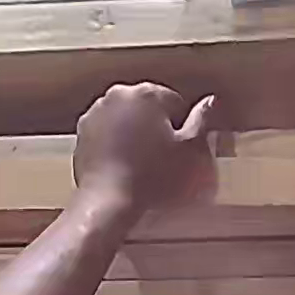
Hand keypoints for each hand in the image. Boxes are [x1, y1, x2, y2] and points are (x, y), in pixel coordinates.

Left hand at [73, 83, 217, 213]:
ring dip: (135, 135)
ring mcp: (96, 113)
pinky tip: (124, 167)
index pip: (175, 103)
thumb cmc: (155, 177)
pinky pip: (107, 134)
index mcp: (148, 94)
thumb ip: (202, 121)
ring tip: (142, 165)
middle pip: (148, 108)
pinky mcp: (83, 133)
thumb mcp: (190, 151)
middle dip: (156, 128)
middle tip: (162, 159)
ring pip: (126, 119)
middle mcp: (119, 95)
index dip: (181, 128)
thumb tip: (211, 101)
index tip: (180, 151)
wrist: (110, 200)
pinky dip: (116, 145)